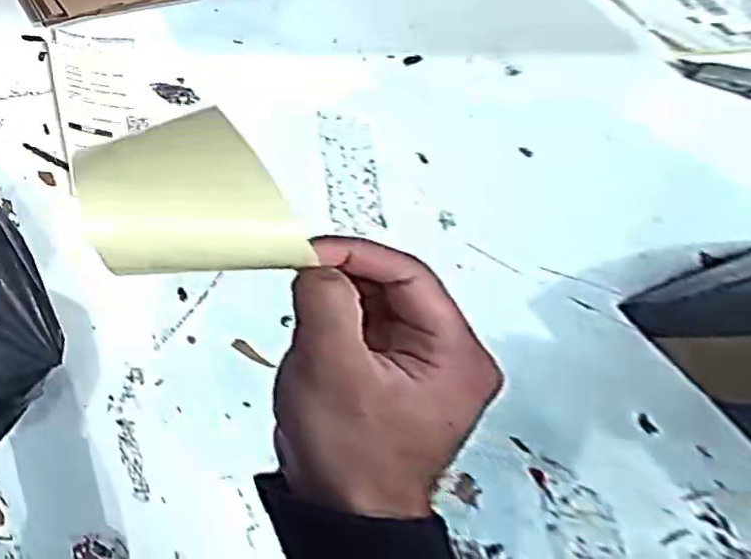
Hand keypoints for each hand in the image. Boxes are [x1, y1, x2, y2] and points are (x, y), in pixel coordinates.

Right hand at [273, 236, 501, 518]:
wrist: (340, 498)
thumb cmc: (351, 450)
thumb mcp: (332, 366)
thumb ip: (326, 303)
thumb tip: (315, 262)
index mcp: (454, 355)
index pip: (409, 275)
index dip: (355, 254)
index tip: (308, 252)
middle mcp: (441, 353)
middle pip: (391, 281)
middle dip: (339, 268)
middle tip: (296, 265)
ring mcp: (409, 358)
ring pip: (369, 294)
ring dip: (329, 287)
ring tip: (298, 295)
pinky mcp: (378, 362)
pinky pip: (354, 314)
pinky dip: (325, 305)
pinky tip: (304, 314)